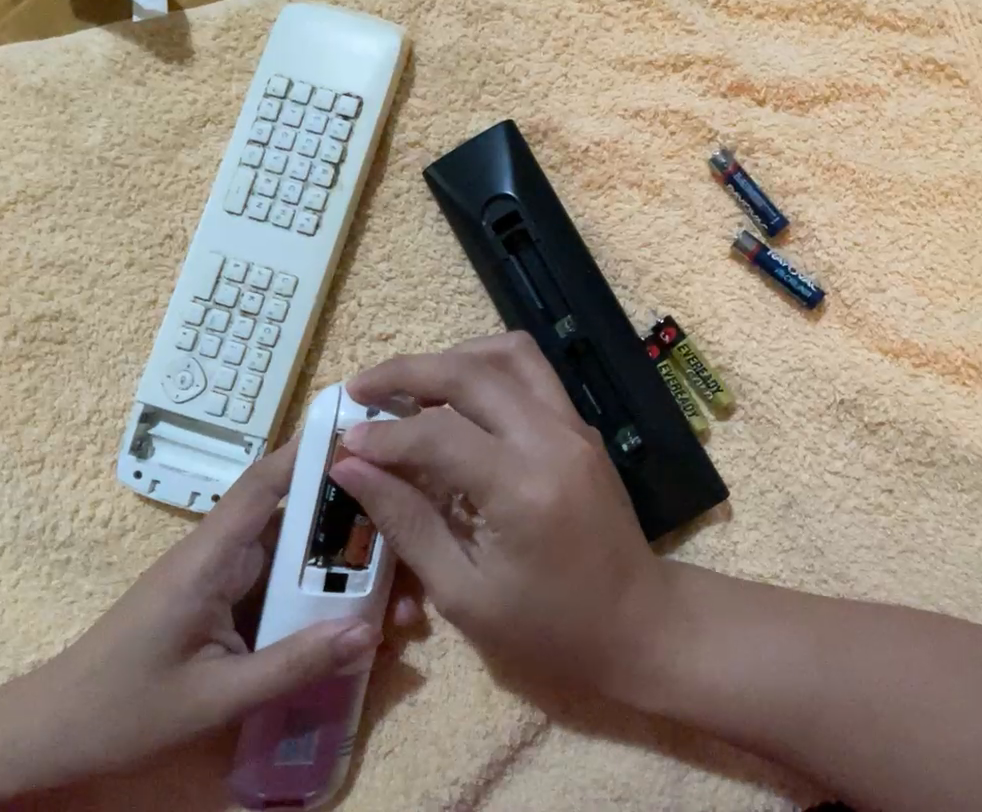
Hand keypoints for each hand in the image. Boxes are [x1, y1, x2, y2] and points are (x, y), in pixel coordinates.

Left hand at [10, 439, 383, 781]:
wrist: (49, 737)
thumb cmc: (119, 709)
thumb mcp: (212, 698)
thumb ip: (291, 664)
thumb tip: (368, 632)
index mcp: (210, 559)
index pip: (264, 484)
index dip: (310, 449)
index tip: (360, 424)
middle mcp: (225, 556)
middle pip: (299, 517)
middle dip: (355, 519)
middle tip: (414, 521)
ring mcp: (229, 580)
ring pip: (300, 555)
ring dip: (348, 564)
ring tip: (402, 590)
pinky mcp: (233, 604)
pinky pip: (290, 586)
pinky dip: (327, 595)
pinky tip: (363, 618)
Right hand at [330, 332, 671, 697]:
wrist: (638, 624)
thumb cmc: (549, 628)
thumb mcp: (464, 592)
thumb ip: (407, 521)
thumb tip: (350, 467)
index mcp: (523, 488)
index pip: (438, 433)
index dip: (383, 435)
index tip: (343, 441)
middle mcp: (554, 439)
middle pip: (473, 371)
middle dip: (409, 371)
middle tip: (362, 388)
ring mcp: (576, 427)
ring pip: (512, 354)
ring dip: (455, 358)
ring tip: (412, 386)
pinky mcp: (583, 429)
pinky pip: (533, 375)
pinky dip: (489, 372)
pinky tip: (458, 403)